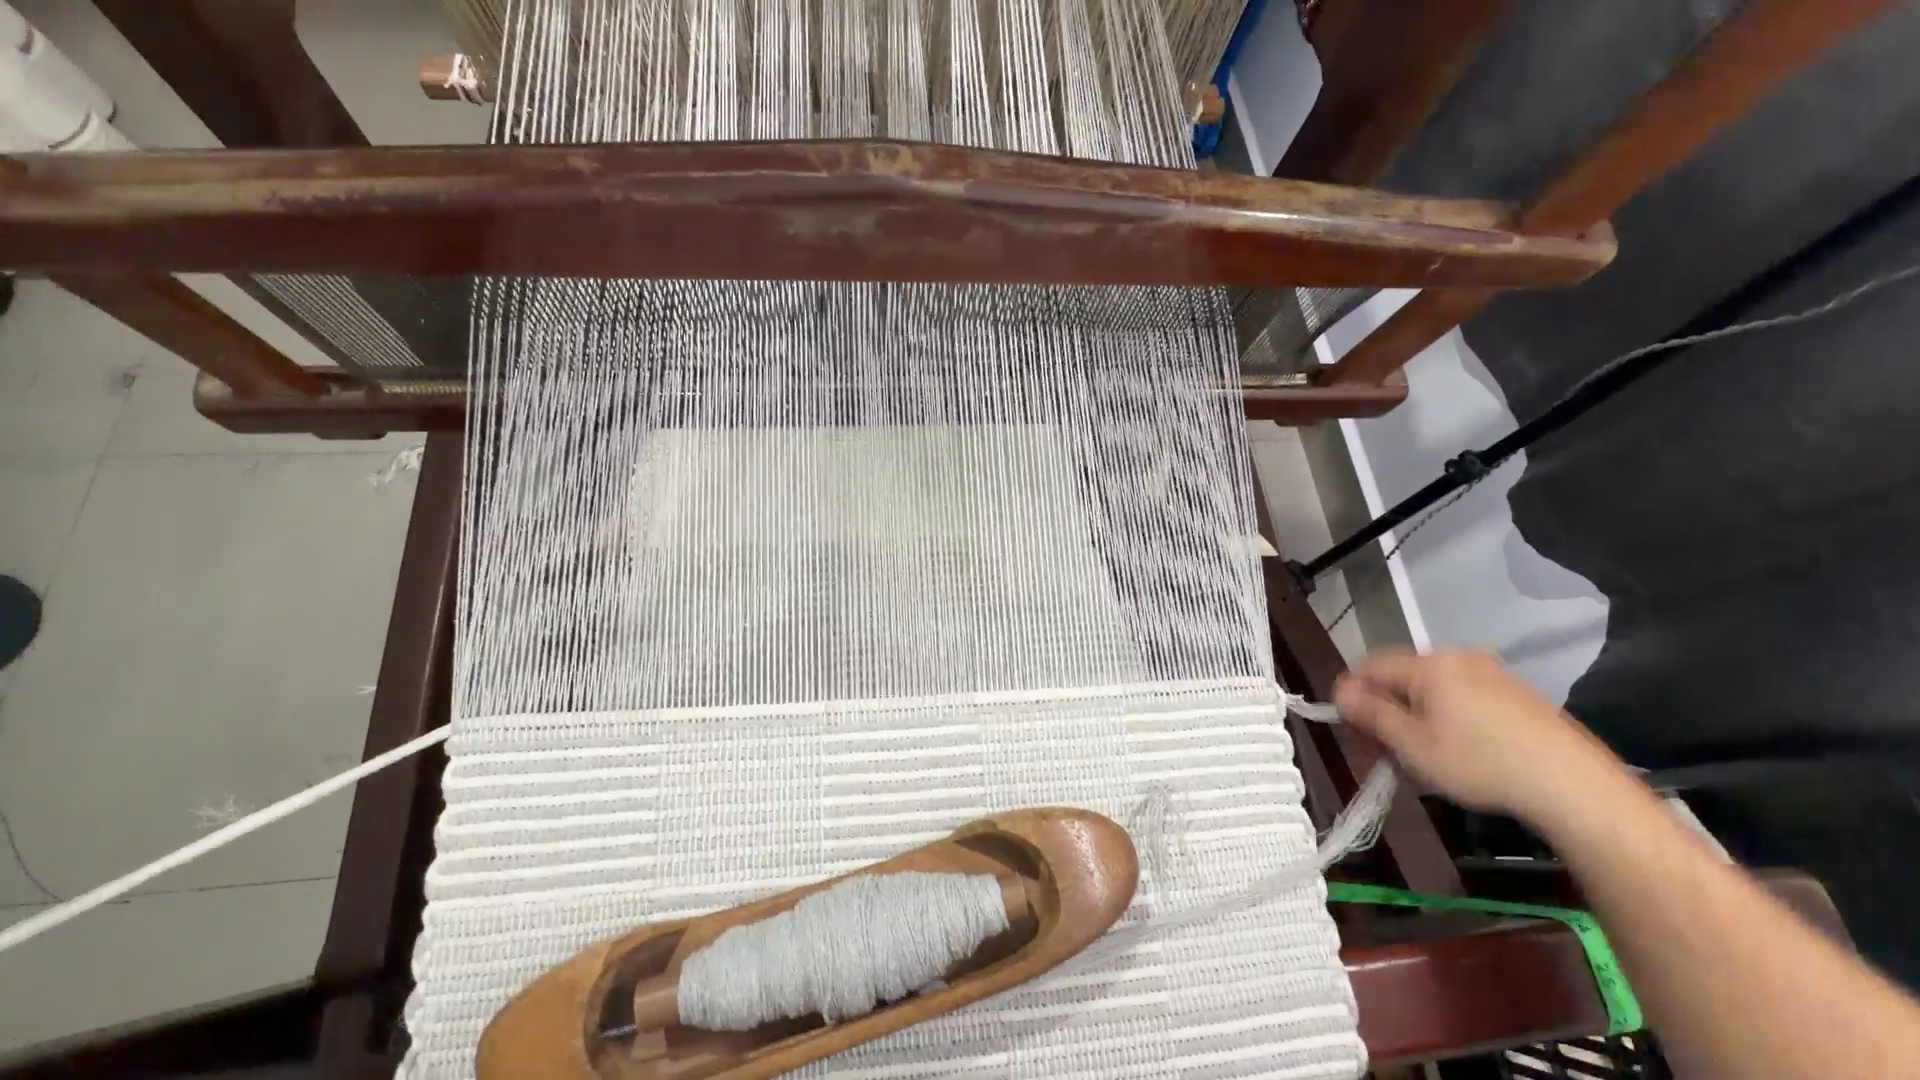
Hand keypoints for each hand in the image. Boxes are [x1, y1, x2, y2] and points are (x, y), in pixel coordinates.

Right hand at [1333, 649, 1621, 820]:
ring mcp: (1492, 672)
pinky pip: (1463, 694)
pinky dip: (1448, 715)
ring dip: (1417, 713)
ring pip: (1433, 686)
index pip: (1371, 667)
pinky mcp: (1516, 692)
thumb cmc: (1480, 762)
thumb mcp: (1413, 745)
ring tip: (1422, 753)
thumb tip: (1340, 690)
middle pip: (1402, 675)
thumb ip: (1372, 714)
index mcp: (1430, 664)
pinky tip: (1461, 748)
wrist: (1570, 783)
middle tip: (1385, 749)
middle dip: (1386, 707)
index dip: (1353, 696)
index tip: (1352, 731)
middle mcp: (1459, 656)